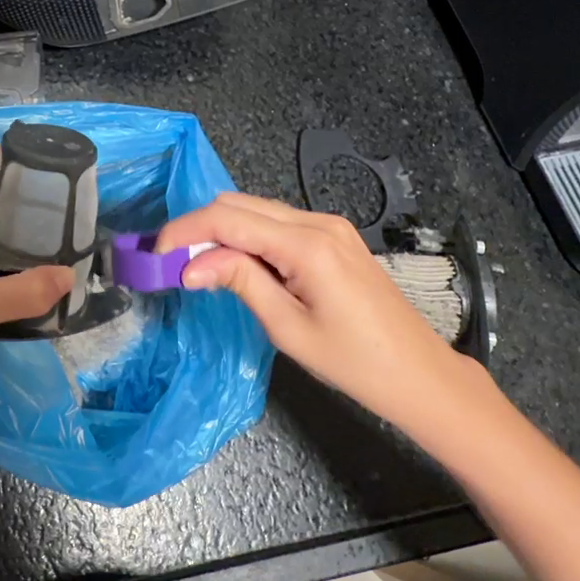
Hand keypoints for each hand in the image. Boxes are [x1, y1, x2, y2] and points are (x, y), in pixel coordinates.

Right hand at [157, 192, 485, 433]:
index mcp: (307, 244)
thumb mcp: (288, 328)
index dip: (185, 231)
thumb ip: (239, 282)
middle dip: (199, 228)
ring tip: (199, 267)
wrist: (422, 377)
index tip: (157, 255)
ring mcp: (329, 225)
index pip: (227, 218)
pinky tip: (237, 264)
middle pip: (238, 203)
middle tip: (174, 265)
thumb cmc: (356, 363)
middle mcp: (317, 221)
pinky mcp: (333, 236)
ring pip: (255, 209)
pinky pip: (275, 221)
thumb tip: (190, 264)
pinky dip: (246, 236)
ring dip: (221, 231)